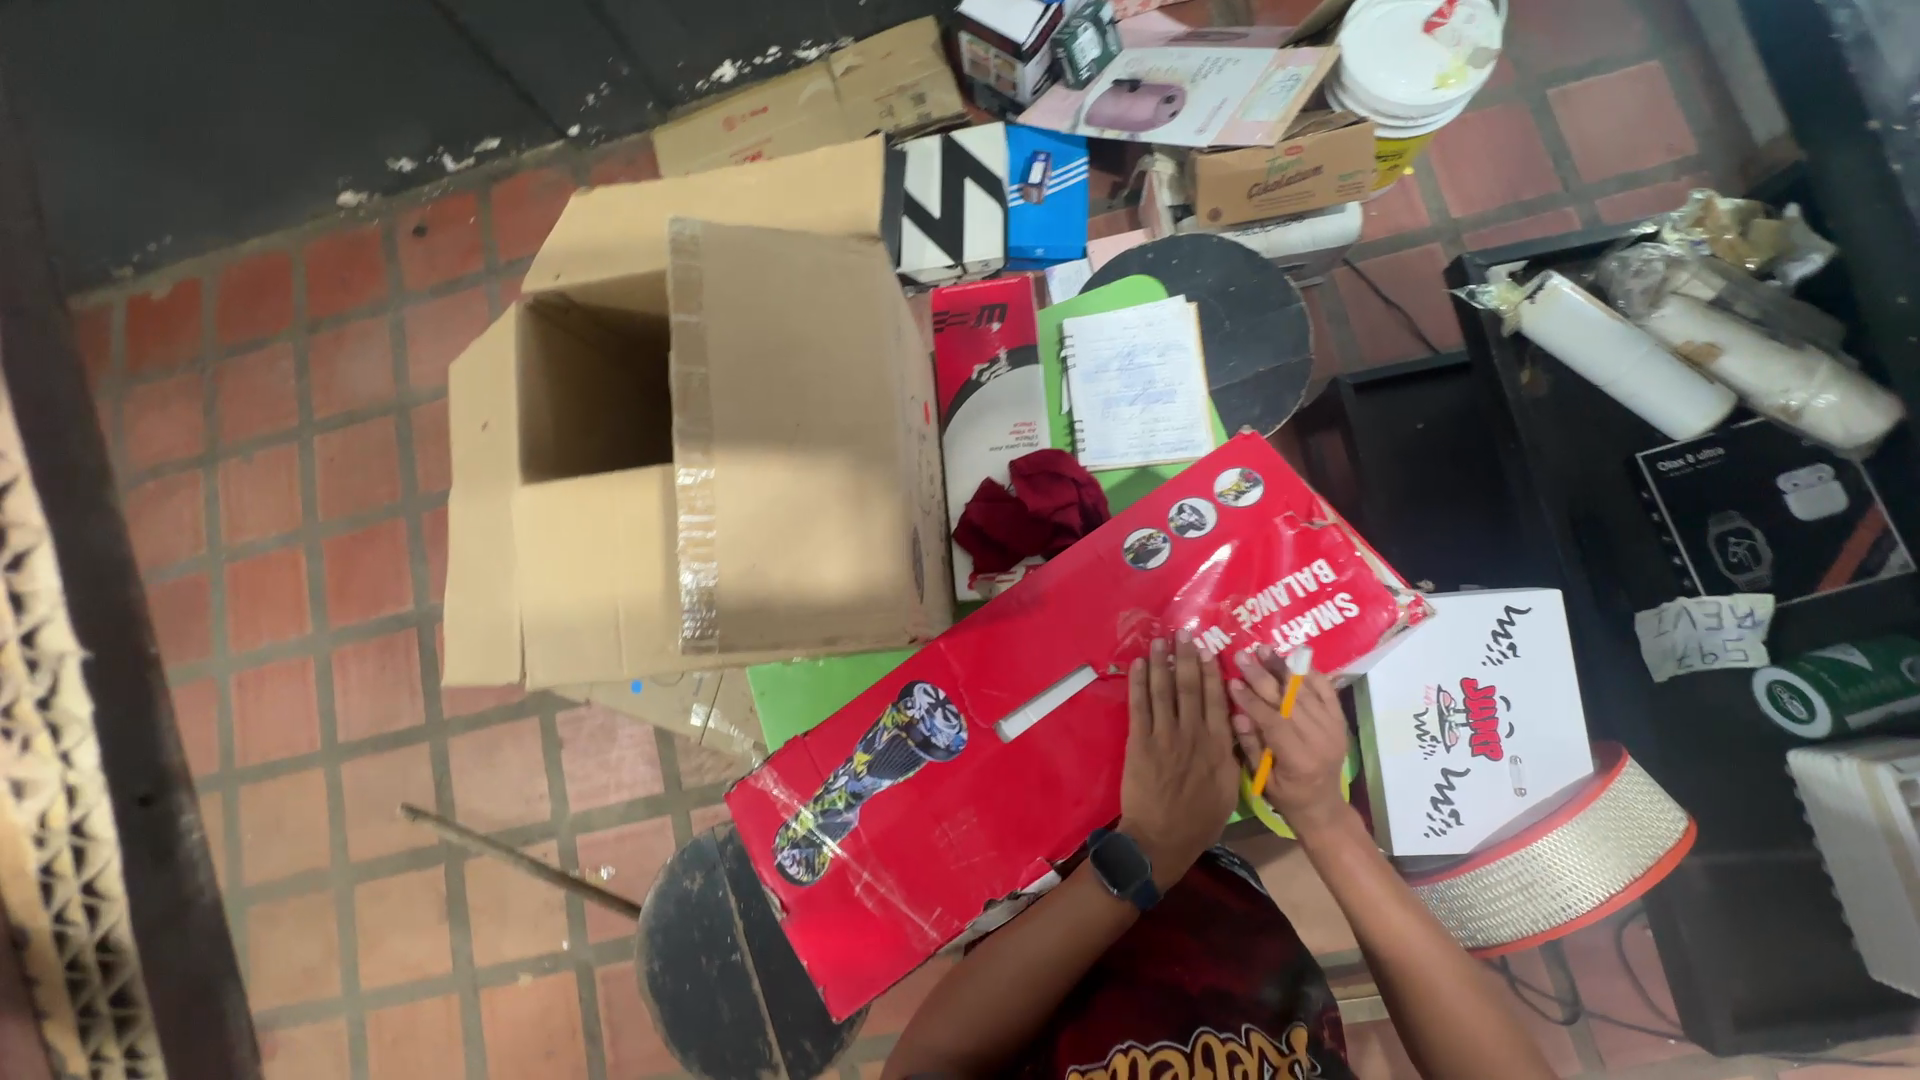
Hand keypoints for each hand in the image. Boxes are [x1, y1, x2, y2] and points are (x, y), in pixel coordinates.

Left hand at [1118, 633, 1238, 890]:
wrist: (1161, 838)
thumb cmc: (1199, 819)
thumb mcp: (1229, 788)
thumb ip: (1231, 754)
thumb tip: (1234, 727)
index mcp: (1219, 746)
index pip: (1217, 699)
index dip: (1212, 671)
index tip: (1209, 649)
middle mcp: (1193, 734)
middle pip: (1190, 686)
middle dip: (1186, 657)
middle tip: (1183, 633)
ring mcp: (1164, 735)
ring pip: (1164, 690)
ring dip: (1161, 662)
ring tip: (1160, 640)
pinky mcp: (1139, 741)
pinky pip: (1139, 705)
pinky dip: (1139, 682)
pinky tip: (1139, 664)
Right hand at [1229, 648, 1352, 837]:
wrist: (1323, 805)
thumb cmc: (1287, 795)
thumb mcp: (1262, 778)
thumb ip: (1251, 745)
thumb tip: (1237, 713)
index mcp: (1299, 759)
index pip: (1273, 721)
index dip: (1251, 700)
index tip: (1232, 680)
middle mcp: (1321, 740)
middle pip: (1290, 701)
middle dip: (1263, 676)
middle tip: (1243, 656)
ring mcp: (1334, 728)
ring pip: (1306, 691)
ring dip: (1283, 668)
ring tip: (1264, 650)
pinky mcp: (1340, 721)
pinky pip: (1327, 691)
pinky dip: (1311, 674)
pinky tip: (1293, 659)